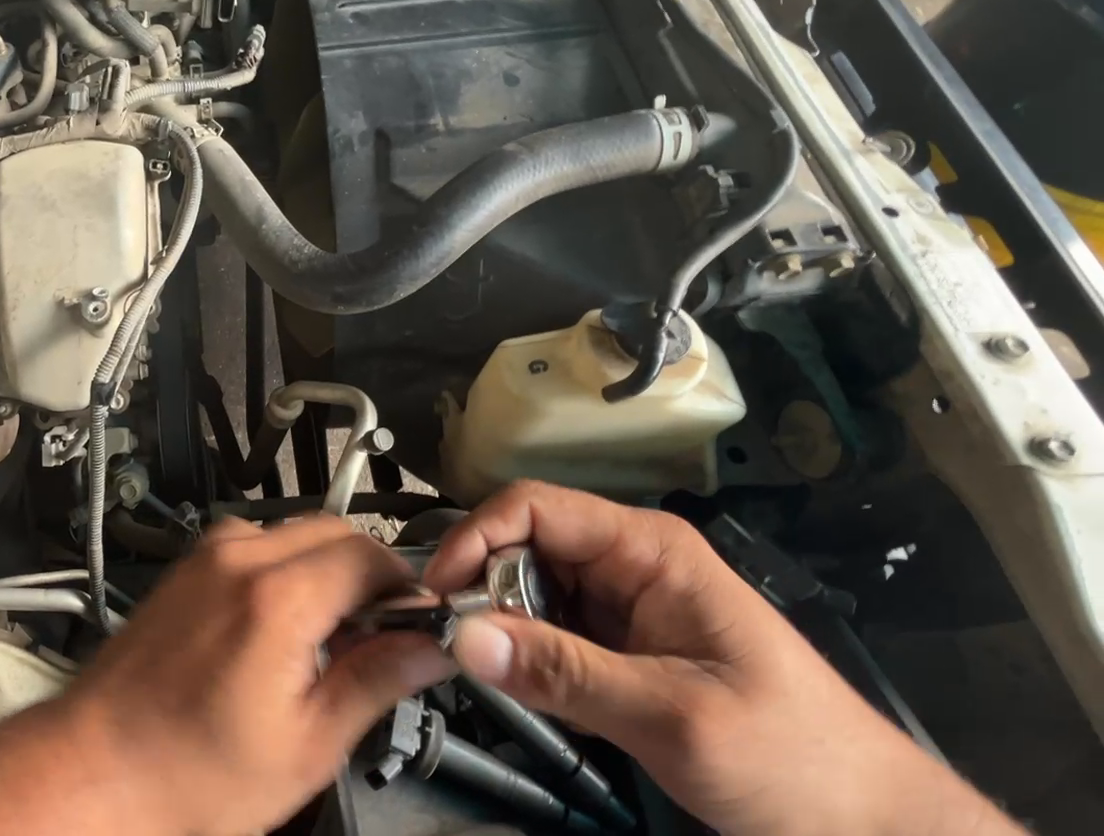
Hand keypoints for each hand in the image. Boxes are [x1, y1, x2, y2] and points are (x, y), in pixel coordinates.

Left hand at [57, 515, 457, 835]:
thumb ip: (374, 679)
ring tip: (328, 635)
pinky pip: (253, 544)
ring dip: (325, 568)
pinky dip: (284, 567)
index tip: (418, 620)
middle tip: (380, 632)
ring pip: (293, 533)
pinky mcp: (186, 567)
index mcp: (277, 599)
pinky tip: (281, 623)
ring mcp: (206, 556)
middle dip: (368, 572)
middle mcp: (238, 559)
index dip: (405, 585)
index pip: (369, 555)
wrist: (98, 766)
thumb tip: (427, 647)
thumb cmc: (189, 772)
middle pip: (333, 532)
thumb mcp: (306, 744)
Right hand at [423, 481, 1023, 835]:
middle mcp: (627, 561)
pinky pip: (547, 630)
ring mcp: (622, 603)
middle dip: (483, 590)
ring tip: (499, 680)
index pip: (533, 508)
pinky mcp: (618, 643)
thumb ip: (563, 674)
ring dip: (503, 628)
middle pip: (522, 546)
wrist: (874, 831)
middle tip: (459, 649)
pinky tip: (533, 693)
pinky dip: (526, 656)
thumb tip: (459, 637)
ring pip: (527, 590)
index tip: (438, 597)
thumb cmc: (794, 762)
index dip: (475, 539)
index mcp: (647, 548)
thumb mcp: (674, 718)